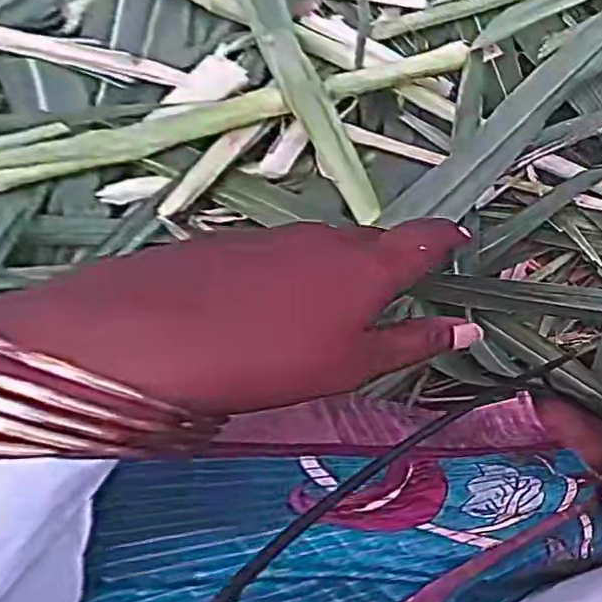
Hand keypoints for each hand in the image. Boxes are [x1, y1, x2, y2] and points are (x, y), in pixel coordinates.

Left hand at [0, 221, 480, 435]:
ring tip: (334, 303)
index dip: (447, 237)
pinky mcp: (224, 244)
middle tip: (399, 288)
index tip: (461, 239)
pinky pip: (280, 253)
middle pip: (375, 241)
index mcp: (370, 266)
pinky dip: (294, 272)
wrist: (131, 341)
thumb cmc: (270, 359)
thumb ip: (417, 342)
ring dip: (341, 267)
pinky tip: (271, 305)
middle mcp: (328, 239)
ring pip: (325, 247)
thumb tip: (471, 328)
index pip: (424, 238)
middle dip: (393, 259)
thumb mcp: (355, 365)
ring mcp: (273, 236)